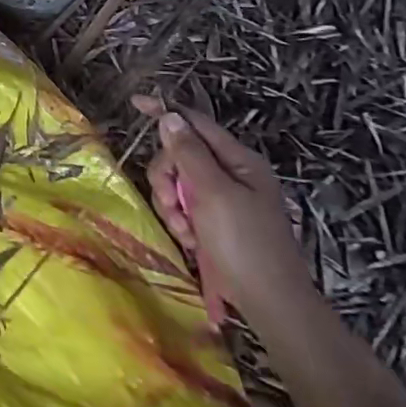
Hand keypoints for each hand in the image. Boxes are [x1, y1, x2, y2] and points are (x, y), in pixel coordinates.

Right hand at [136, 95, 311, 313]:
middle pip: (180, 155)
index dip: (166, 112)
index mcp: (238, 160)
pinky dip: (180, 222)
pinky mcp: (214, 222)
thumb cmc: (245, 244)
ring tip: (185, 231)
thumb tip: (170, 117)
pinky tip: (190, 241)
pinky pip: (184, 208)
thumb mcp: (213, 194)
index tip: (136, 102)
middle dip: (168, 178)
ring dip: (172, 205)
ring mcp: (223, 199)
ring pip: (177, 183)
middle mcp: (231, 174)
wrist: (270, 303)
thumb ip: (189, 153)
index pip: (196, 123)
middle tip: (172, 203)